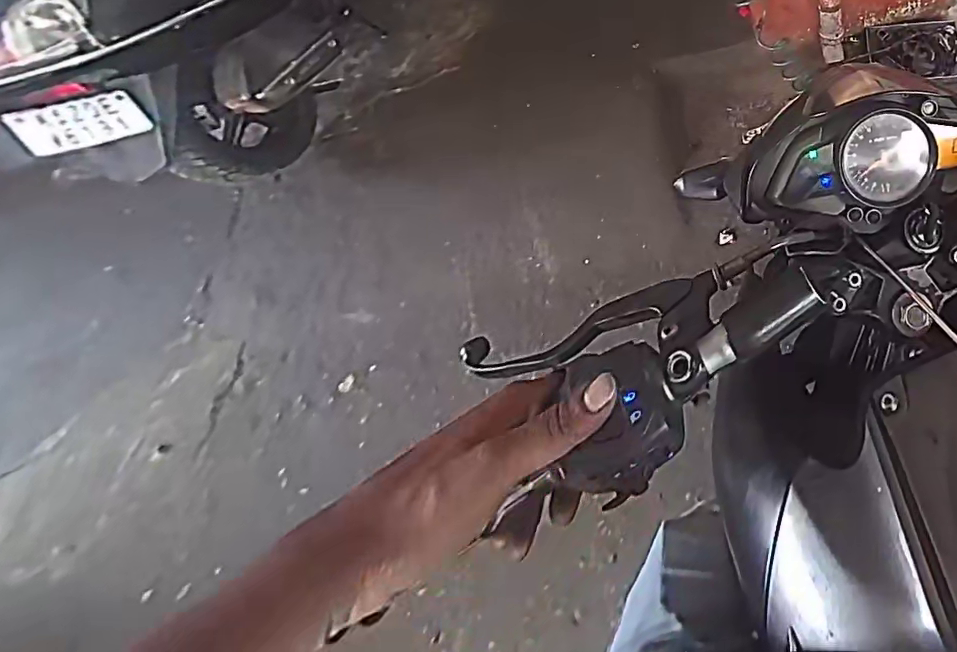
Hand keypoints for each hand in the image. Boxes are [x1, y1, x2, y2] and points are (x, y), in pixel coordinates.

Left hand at [317, 371, 617, 634]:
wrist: (340, 572)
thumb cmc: (408, 518)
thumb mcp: (497, 466)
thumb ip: (554, 426)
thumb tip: (603, 387)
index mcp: (505, 411)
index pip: (568, 385)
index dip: (597, 400)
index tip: (616, 420)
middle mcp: (493, 430)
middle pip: (557, 429)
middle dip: (573, 461)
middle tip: (576, 486)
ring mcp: (478, 463)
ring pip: (536, 467)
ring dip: (545, 496)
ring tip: (537, 520)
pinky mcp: (464, 496)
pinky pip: (511, 498)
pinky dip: (518, 517)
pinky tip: (507, 534)